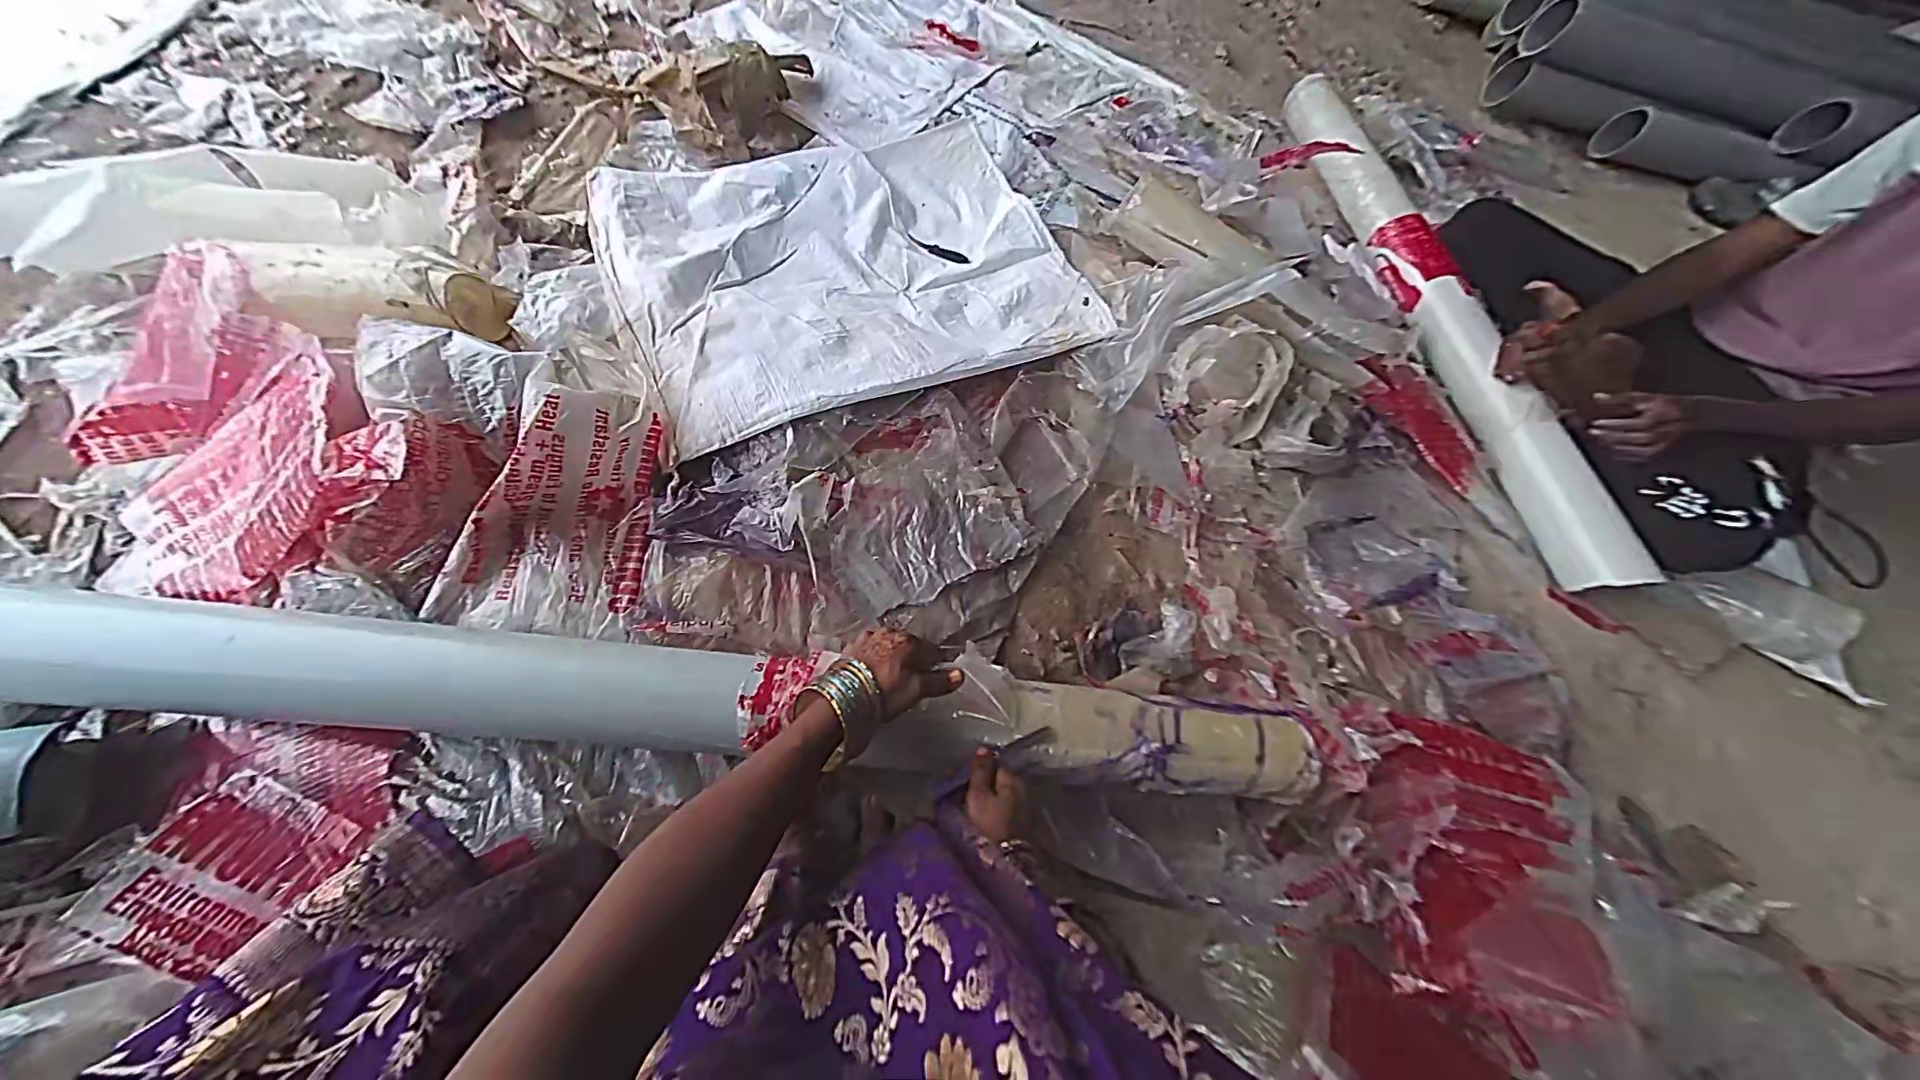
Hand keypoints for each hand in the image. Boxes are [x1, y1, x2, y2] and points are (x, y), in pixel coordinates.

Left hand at [844, 628, 963, 722]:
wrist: (844, 698)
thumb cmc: (886, 693)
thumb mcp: (916, 690)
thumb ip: (938, 681)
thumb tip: (960, 675)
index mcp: (909, 641)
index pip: (930, 649)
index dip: (937, 660)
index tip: (939, 668)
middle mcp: (888, 633)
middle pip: (907, 643)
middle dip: (913, 654)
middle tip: (914, 671)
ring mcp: (867, 638)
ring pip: (887, 643)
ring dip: (892, 653)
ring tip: (892, 669)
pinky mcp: (850, 647)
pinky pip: (868, 647)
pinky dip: (874, 654)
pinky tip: (872, 665)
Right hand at [964, 748, 1025, 843]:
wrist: (1007, 858)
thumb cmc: (989, 823)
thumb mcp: (978, 795)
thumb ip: (980, 772)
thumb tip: (984, 748)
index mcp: (1011, 779)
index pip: (995, 765)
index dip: (980, 772)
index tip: (968, 782)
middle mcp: (1021, 788)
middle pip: (999, 779)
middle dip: (986, 784)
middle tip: (969, 794)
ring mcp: (1023, 805)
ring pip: (1002, 793)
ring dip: (991, 796)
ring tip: (976, 806)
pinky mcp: (1021, 820)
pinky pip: (1005, 806)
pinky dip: (996, 807)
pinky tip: (987, 816)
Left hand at [1587, 392, 1694, 460]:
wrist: (1684, 412)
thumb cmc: (1659, 404)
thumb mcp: (1639, 397)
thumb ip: (1617, 399)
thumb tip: (1597, 397)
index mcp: (1663, 414)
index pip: (1640, 423)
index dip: (1616, 424)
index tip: (1596, 423)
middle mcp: (1668, 429)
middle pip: (1640, 437)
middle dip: (1613, 436)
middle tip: (1593, 432)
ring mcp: (1666, 441)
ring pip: (1642, 450)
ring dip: (1617, 446)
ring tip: (1600, 440)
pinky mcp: (1660, 449)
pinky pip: (1643, 457)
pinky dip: (1626, 455)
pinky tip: (1612, 449)